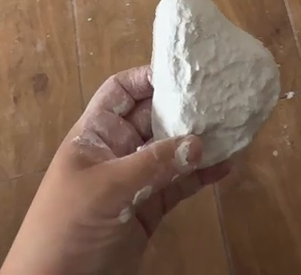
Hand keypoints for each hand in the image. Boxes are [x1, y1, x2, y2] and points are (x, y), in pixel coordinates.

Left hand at [0, 66, 231, 274]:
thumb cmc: (67, 229)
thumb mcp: (106, 190)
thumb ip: (152, 164)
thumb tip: (198, 143)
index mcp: (95, 135)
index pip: (121, 91)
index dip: (147, 78)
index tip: (183, 72)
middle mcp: (117, 151)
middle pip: (153, 117)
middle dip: (183, 106)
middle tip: (220, 96)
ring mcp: (135, 181)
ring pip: (172, 150)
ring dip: (199, 141)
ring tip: (233, 127)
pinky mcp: (150, 210)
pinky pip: (180, 184)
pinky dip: (202, 174)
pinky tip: (227, 164)